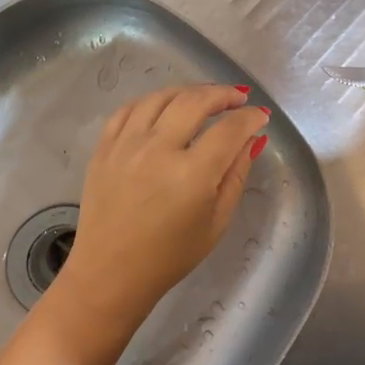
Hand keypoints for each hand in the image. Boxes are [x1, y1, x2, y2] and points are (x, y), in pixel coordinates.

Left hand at [54, 84, 269, 325]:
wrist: (111, 273)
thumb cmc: (171, 256)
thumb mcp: (217, 221)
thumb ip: (236, 174)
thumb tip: (253, 138)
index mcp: (191, 175)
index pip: (229, 129)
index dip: (250, 117)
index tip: (260, 115)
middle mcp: (158, 150)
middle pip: (195, 102)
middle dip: (223, 95)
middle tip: (237, 98)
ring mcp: (126, 146)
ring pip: (161, 97)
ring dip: (188, 91)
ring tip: (204, 98)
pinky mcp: (104, 148)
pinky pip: (129, 109)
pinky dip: (152, 101)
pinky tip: (166, 107)